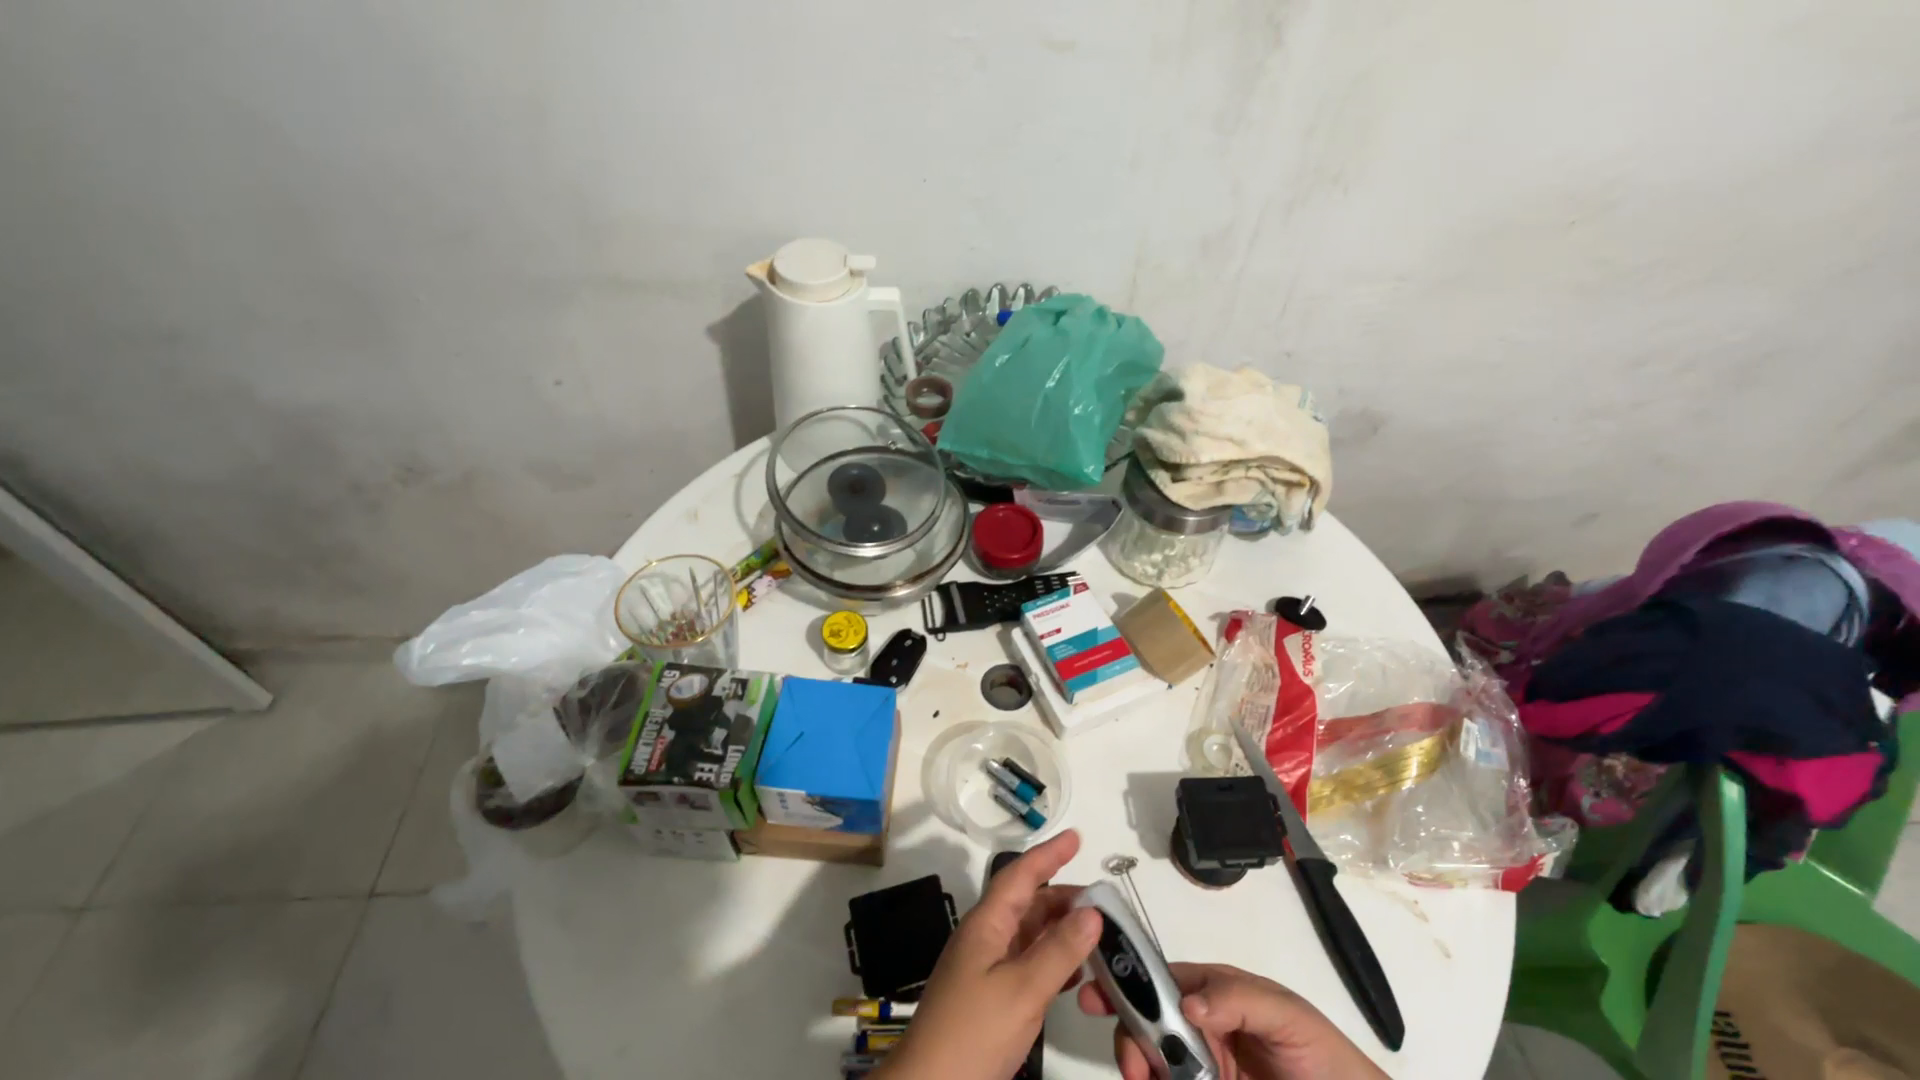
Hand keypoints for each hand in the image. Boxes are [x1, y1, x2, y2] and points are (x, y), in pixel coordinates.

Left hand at [874, 830, 1102, 1079]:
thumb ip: (1059, 951)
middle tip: (1104, 902)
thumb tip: (1093, 911)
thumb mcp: (1022, 989)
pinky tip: (1078, 973)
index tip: (1076, 837)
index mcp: (987, 925)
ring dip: (1062, 930)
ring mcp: (987, 968)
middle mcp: (986, 938)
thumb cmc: (974, 1030)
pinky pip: (1028, 964)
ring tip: (1099, 933)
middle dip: (1064, 896)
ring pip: (1030, 935)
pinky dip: (1055, 961)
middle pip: (1028, 904)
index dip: (1048, 855)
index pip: (1020, 876)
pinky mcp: (992, 996)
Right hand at [1078, 962, 1386, 1079]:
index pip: (1161, 979)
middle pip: (1147, 1021)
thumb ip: (1239, 999)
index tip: (1096, 995)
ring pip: (1151, 1059)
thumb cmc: (1323, 1056)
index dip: (1127, 982)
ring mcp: (1202, 1065)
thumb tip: (1186, 1001)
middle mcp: (1201, 1026)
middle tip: (1133, 1067)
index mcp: (1216, 993)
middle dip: (1129, 1036)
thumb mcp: (1287, 1016)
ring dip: (1139, 1067)